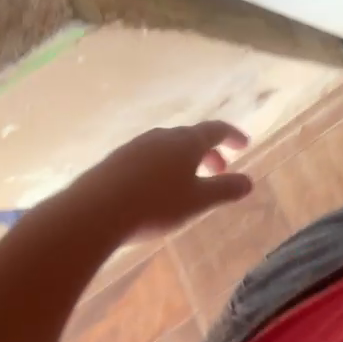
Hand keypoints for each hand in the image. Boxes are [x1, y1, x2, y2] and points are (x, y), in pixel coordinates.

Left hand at [58, 121, 251, 240]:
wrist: (93, 212)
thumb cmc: (154, 205)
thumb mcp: (197, 202)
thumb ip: (224, 190)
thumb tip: (249, 181)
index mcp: (188, 142)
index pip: (217, 129)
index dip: (233, 136)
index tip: (244, 144)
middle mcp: (164, 137)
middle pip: (192, 137)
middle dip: (208, 152)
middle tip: (218, 170)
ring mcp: (137, 146)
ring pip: (168, 146)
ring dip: (184, 159)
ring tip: (186, 182)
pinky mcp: (115, 160)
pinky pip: (147, 157)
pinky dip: (161, 166)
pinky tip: (154, 188)